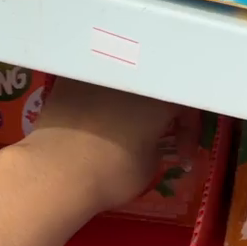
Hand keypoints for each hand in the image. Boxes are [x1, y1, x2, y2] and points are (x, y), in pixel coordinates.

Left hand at [7, 79, 175, 218]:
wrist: (57, 170)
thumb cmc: (113, 172)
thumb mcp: (150, 167)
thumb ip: (158, 148)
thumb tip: (151, 144)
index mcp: (159, 95)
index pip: (186, 104)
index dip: (189, 131)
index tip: (182, 155)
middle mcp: (131, 75)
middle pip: (155, 87)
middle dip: (160, 111)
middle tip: (159, 135)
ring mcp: (96, 73)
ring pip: (124, 84)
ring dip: (131, 104)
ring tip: (127, 128)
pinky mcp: (67, 80)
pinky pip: (96, 86)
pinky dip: (103, 102)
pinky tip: (98, 124)